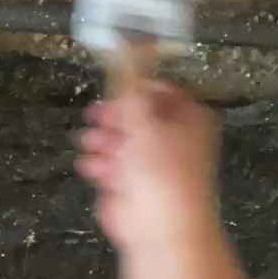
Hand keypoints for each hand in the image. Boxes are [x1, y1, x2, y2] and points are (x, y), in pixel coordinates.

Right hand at [74, 81, 220, 251]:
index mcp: (186, 119)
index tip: (112, 84)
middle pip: (135, 116)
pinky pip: (110, 166)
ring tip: (91, 143)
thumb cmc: (163, 173)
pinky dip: (100, 166)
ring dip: (102, 141)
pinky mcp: (130, 185)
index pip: (158, 91)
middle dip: (113, 118)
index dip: (134, 87)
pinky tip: (96, 168)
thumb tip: (127, 52)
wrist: (159, 226)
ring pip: (119, 141)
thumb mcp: (145, 121)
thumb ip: (132, 88)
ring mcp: (150, 164)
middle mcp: (171, 139)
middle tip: (96, 117)